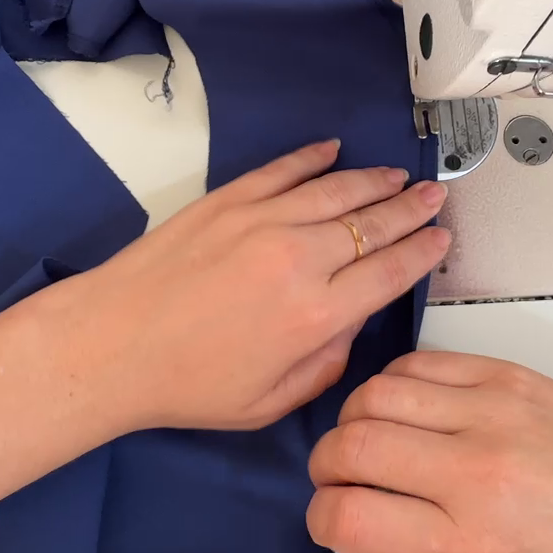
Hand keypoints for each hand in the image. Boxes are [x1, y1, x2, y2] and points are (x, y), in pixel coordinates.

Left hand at [29, 140, 450, 433]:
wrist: (110, 343)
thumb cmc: (188, 384)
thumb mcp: (269, 402)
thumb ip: (325, 366)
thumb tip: (348, 326)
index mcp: (316, 315)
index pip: (390, 273)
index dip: (423, 251)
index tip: (442, 237)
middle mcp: (301, 258)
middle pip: (374, 224)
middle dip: (412, 208)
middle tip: (436, 194)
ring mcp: (264, 219)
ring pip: (338, 189)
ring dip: (375, 180)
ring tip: (399, 175)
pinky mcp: (230, 198)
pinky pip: (284, 169)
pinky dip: (314, 158)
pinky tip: (335, 150)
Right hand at [306, 352, 552, 552]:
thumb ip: (415, 540)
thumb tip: (354, 508)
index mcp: (470, 543)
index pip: (350, 520)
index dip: (321, 517)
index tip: (328, 513)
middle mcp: (473, 472)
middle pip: (349, 448)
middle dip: (324, 464)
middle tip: (334, 472)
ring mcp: (486, 410)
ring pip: (372, 395)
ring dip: (351, 418)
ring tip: (365, 434)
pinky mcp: (498, 369)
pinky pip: (414, 364)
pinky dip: (391, 384)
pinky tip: (401, 404)